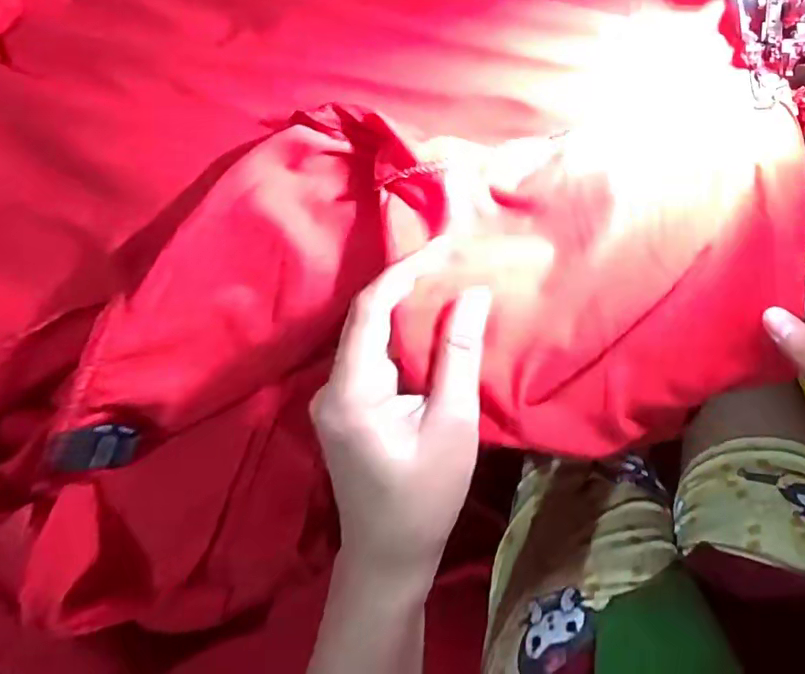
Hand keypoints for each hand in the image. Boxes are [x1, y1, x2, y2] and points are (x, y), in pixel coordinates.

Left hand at [311, 247, 491, 579]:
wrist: (388, 556)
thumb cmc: (425, 494)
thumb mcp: (452, 422)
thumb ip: (458, 355)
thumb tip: (473, 294)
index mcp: (351, 390)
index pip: (371, 309)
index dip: (405, 271)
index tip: (445, 248)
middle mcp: (332, 387)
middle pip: (367, 316)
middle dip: (410, 281)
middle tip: (454, 257)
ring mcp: (335, 398)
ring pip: (371, 333)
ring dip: (408, 304)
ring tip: (450, 279)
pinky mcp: (348, 405)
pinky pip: (374, 352)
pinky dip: (404, 330)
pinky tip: (433, 321)